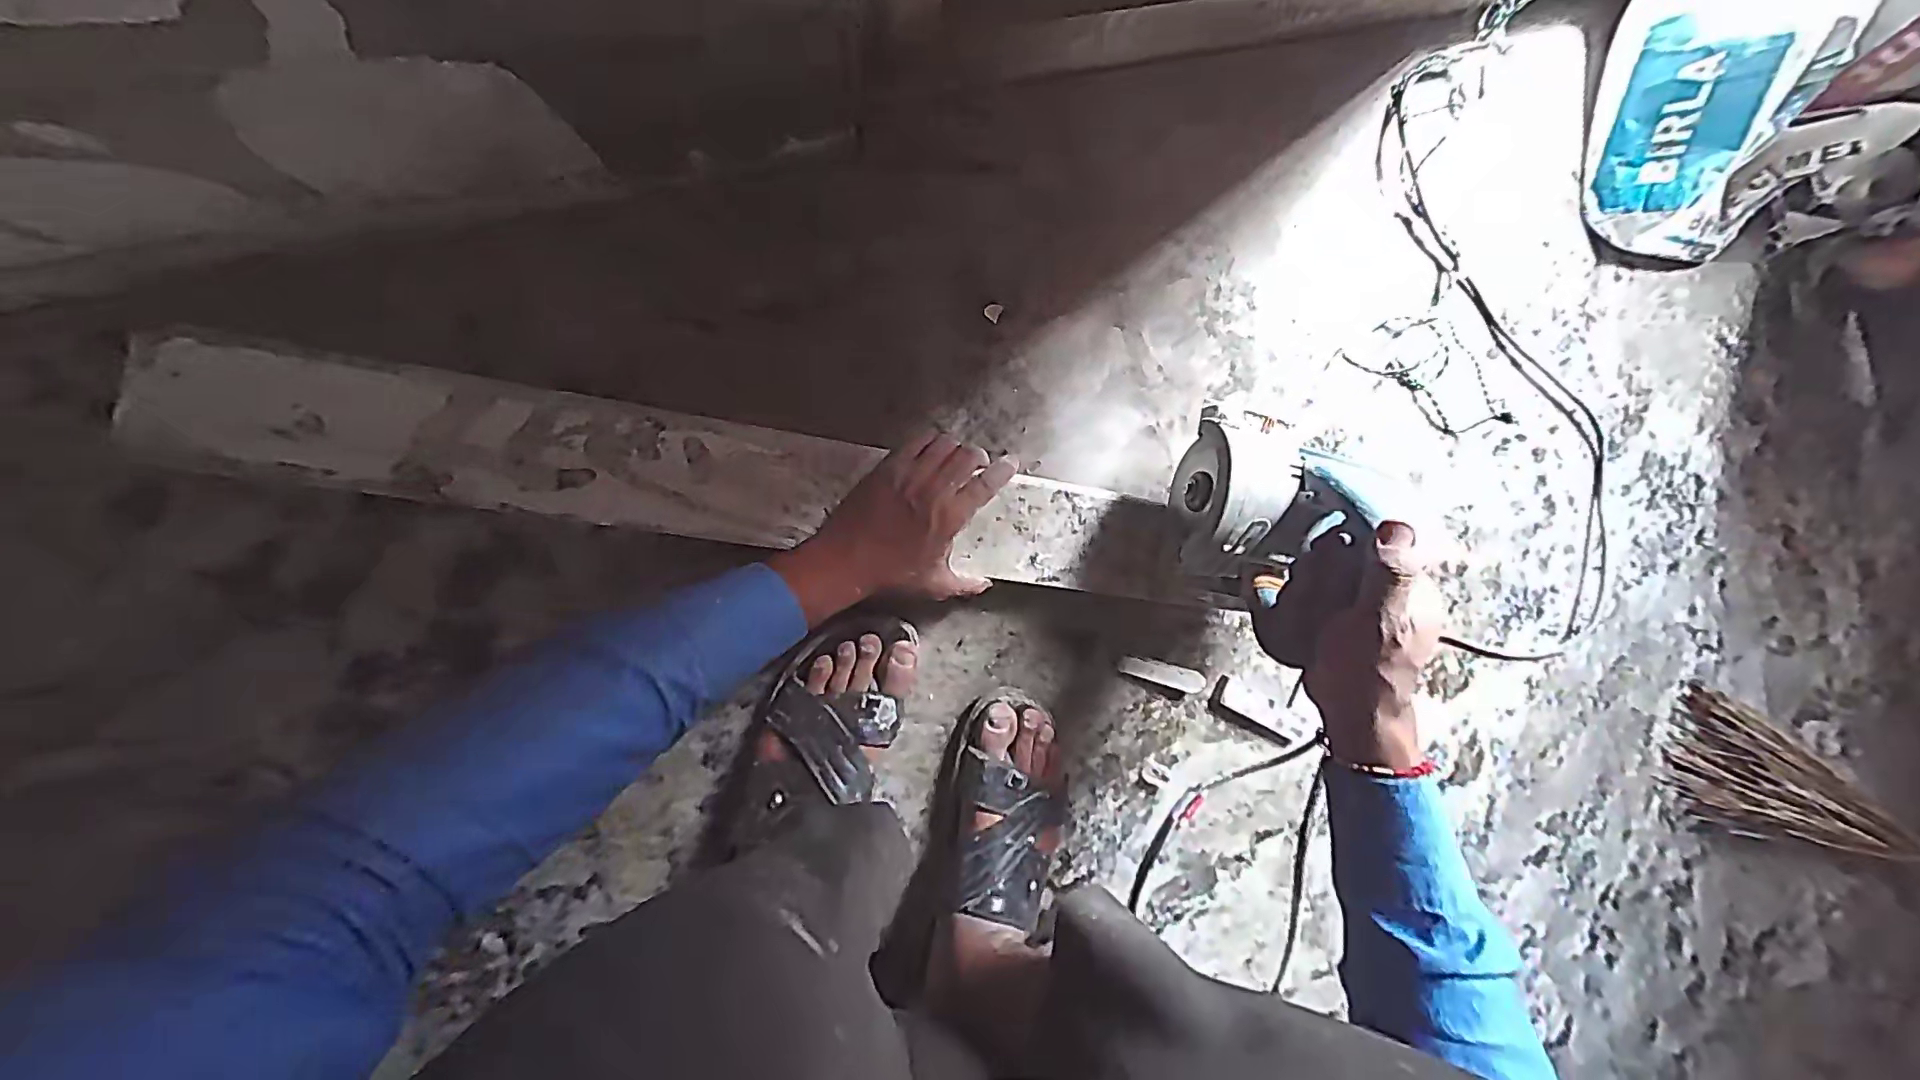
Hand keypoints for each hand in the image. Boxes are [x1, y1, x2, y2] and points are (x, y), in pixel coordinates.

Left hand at [769, 433, 1018, 624]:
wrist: (846, 559)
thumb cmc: (890, 573)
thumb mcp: (933, 583)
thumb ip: (963, 583)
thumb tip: (983, 586)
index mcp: (949, 517)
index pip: (984, 485)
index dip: (1001, 471)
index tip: (1010, 464)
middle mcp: (932, 490)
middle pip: (967, 456)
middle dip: (978, 456)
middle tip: (978, 463)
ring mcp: (909, 475)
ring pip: (943, 444)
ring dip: (954, 447)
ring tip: (954, 455)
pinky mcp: (888, 468)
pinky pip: (915, 442)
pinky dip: (928, 441)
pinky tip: (929, 449)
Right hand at [1300, 521, 1443, 769]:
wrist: (1351, 710)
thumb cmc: (1367, 671)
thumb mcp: (1381, 619)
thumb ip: (1391, 573)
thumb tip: (1396, 527)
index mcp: (1412, 587)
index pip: (1376, 543)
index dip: (1347, 553)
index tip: (1333, 577)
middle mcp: (1389, 590)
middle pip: (1343, 557)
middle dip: (1324, 580)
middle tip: (1328, 611)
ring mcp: (1363, 603)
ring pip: (1323, 575)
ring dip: (1311, 595)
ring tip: (1319, 624)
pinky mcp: (1340, 615)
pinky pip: (1314, 593)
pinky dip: (1306, 605)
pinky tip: (1311, 625)